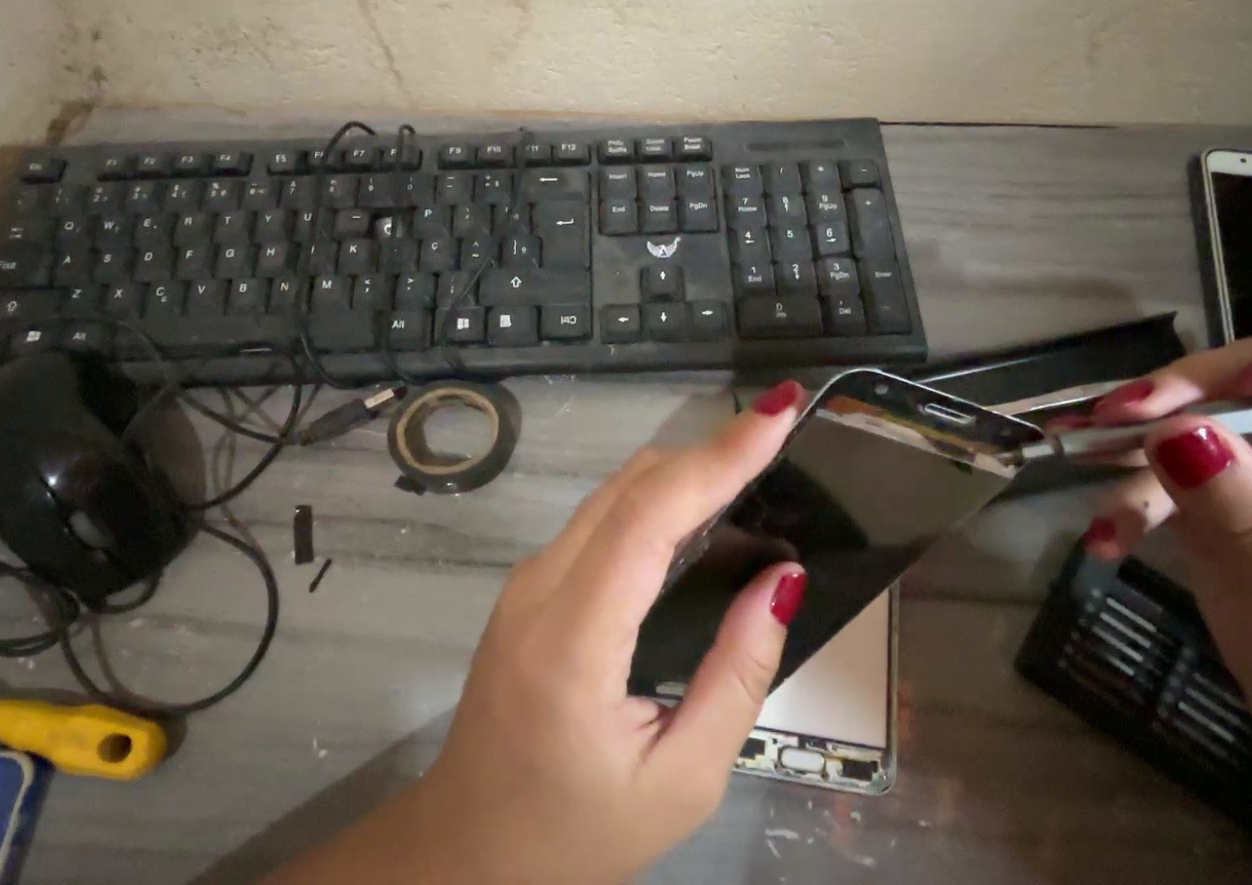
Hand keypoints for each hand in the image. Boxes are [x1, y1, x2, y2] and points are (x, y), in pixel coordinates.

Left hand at [275, 381, 809, 884]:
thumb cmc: (578, 828)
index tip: (779, 411)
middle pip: (631, 488)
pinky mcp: (530, 586)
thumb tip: (783, 580)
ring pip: (613, 495)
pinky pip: (600, 521)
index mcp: (573, 639)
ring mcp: (527, 581)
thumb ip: (737, 673)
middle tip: (782, 437)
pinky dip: (657, 502)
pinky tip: (702, 519)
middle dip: (710, 451)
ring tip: (756, 471)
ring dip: (684, 472)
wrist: (468, 845)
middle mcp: (539, 588)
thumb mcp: (682, 778)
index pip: (650, 516)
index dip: (718, 456)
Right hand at [1086, 285, 1251, 884]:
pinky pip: (1170, 475)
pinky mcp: (1230, 509)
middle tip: (1122, 415)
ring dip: (1139, 434)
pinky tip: (1105, 538)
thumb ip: (1251, 511)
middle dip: (1195, 390)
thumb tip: (1167, 430)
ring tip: (1079, 453)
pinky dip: (1130, 498)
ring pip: (1206, 416)